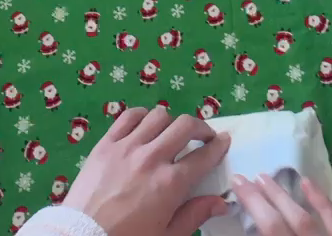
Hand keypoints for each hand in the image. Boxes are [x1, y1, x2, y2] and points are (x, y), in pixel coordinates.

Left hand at [63, 105, 230, 235]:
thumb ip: (194, 216)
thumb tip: (220, 201)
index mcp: (170, 184)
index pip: (203, 157)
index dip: (218, 146)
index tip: (225, 140)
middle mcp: (152, 157)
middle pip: (184, 125)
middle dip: (200, 127)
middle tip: (203, 136)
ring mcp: (127, 146)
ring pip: (158, 115)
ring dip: (170, 122)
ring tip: (171, 133)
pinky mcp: (106, 142)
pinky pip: (129, 116)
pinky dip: (142, 116)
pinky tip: (145, 126)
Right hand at [230, 174, 331, 235]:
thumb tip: (250, 225)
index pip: (269, 228)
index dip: (252, 203)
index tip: (236, 182)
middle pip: (283, 221)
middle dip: (262, 198)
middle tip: (245, 177)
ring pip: (306, 219)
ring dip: (284, 197)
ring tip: (265, 178)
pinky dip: (322, 202)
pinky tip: (308, 182)